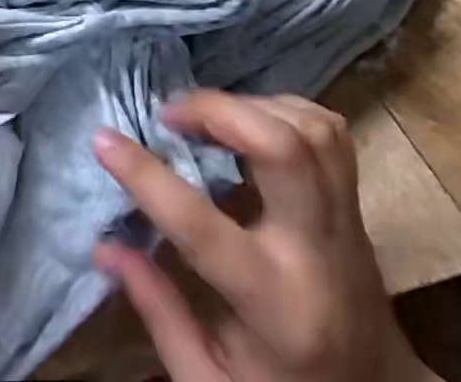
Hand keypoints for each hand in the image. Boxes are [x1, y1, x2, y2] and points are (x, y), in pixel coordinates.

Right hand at [92, 92, 438, 381]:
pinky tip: (248, 122)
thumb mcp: (209, 380)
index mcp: (275, 305)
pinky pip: (329, 130)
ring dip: (250, 106)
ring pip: (312, 129)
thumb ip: (158, 310)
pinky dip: (282, 109)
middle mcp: (318, 251)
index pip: (202, 226)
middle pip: (283, 148)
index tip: (104, 140)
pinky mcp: (356, 203)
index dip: (146, 176)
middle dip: (218, 111)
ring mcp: (347, 221)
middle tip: (170, 114)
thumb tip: (105, 247)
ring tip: (206, 117)